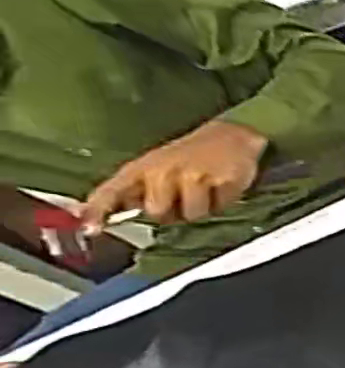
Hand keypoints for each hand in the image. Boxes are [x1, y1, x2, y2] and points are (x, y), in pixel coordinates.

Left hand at [82, 119, 266, 230]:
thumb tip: (116, 214)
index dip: (97, 212)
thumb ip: (137, 189)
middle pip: (158, 213)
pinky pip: (221, 206)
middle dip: (173, 214)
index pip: (111, 193)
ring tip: (207, 194)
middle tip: (184, 202)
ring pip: (193, 214)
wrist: (230, 137)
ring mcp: (194, 177)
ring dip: (202, 209)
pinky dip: (224, 202)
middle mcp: (162, 173)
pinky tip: (223, 188)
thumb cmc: (190, 155)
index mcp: (139, 169)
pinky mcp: (224, 182)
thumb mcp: (156, 166)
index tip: (91, 230)